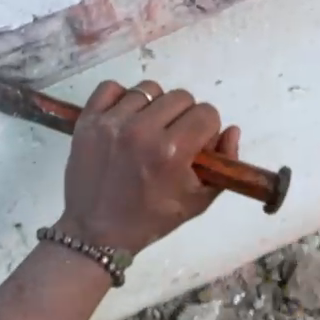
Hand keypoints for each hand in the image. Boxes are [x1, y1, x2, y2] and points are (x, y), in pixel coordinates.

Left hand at [54, 80, 239, 254]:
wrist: (97, 231)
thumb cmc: (151, 219)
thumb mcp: (198, 201)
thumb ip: (223, 163)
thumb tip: (231, 130)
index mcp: (172, 151)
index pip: (207, 113)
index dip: (206, 130)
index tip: (195, 147)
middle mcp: (143, 130)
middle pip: (181, 97)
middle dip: (184, 117)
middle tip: (172, 140)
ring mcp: (112, 123)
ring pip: (148, 89)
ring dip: (154, 107)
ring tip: (147, 131)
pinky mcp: (88, 120)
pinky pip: (111, 88)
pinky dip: (121, 99)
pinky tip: (125, 119)